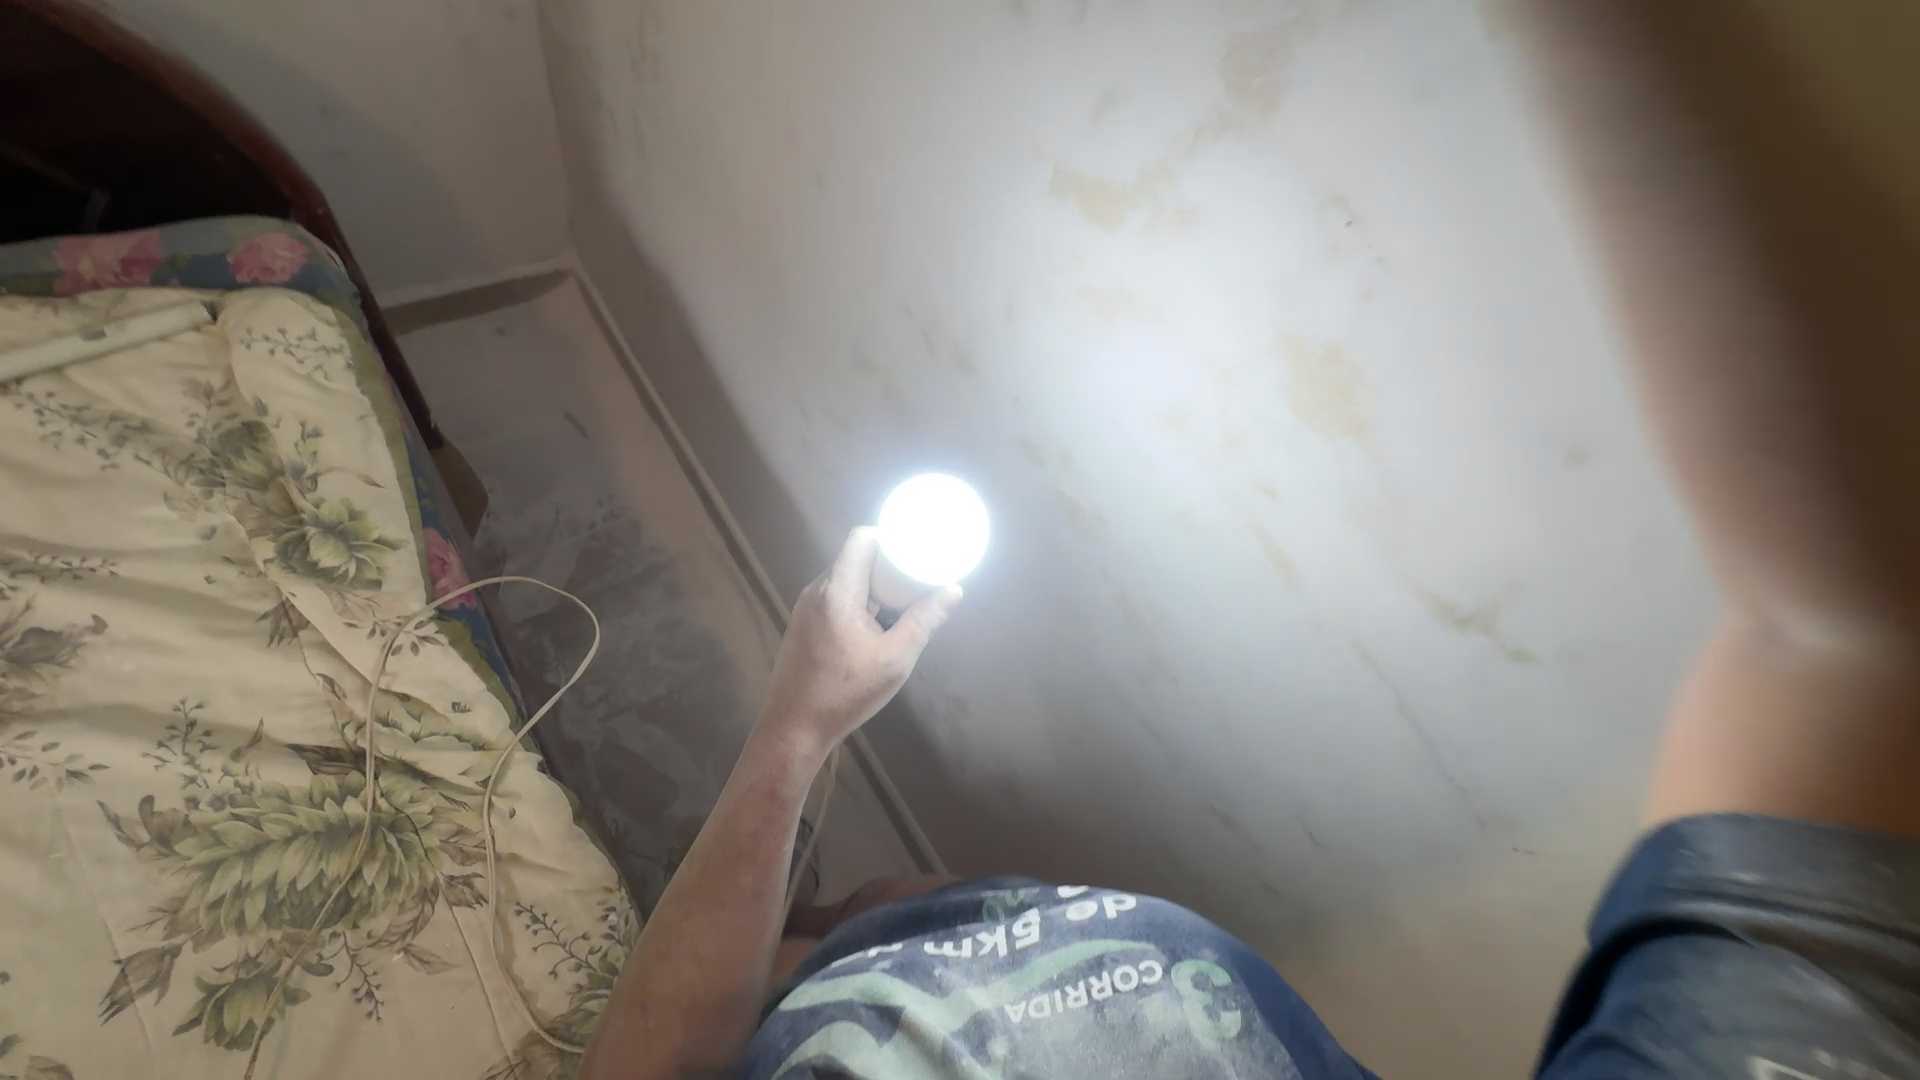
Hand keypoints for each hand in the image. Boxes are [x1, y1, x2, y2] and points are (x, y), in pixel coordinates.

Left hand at [758, 527, 962, 754]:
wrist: (794, 728)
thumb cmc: (846, 693)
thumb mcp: (895, 660)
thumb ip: (924, 621)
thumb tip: (953, 590)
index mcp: (837, 592)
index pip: (861, 539)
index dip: (889, 536)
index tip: (915, 547)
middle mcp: (817, 591)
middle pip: (854, 555)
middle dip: (887, 559)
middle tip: (917, 573)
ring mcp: (806, 607)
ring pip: (845, 576)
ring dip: (873, 581)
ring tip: (902, 596)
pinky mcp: (804, 624)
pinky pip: (835, 594)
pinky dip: (859, 596)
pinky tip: (877, 619)